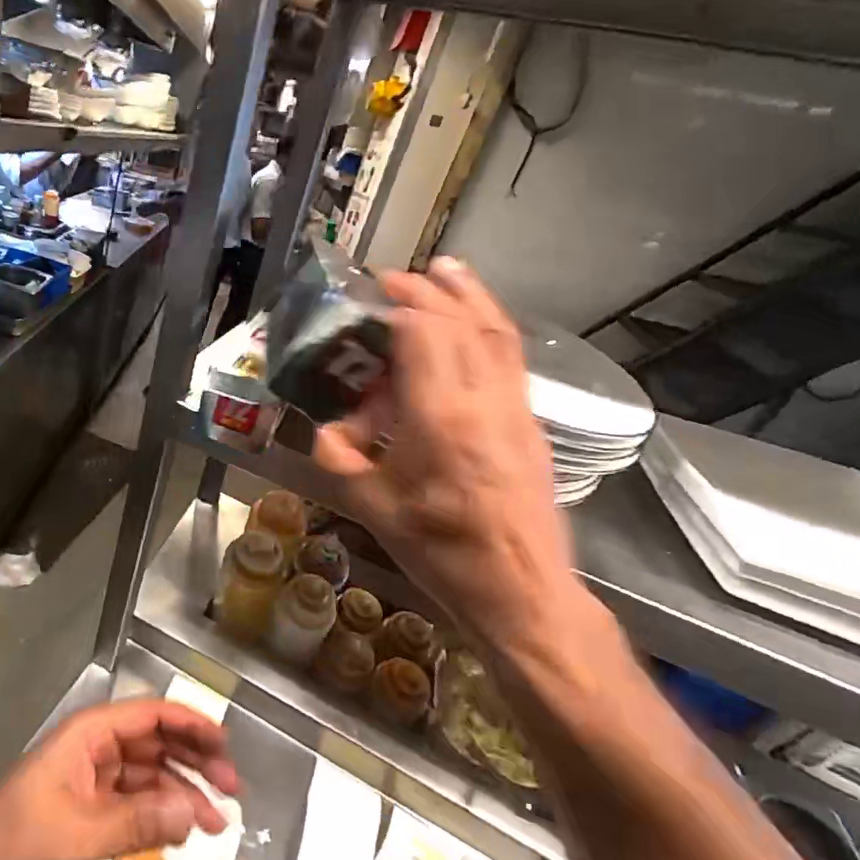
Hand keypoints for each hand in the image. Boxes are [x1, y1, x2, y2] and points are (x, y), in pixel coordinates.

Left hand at [0, 699, 239, 859]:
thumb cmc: (13, 845)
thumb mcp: (78, 834)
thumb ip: (140, 821)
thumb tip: (197, 811)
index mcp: (89, 735)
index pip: (151, 714)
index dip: (191, 724)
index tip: (225, 745)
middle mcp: (95, 749)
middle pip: (156, 743)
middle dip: (194, 761)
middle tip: (230, 788)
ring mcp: (92, 780)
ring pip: (150, 775)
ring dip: (182, 792)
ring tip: (216, 818)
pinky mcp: (90, 812)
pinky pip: (136, 804)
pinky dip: (161, 815)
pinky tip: (183, 831)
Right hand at [312, 258, 580, 642]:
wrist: (520, 590)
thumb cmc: (440, 552)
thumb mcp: (369, 506)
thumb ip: (340, 457)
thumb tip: (329, 429)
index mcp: (438, 417)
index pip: (422, 334)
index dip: (392, 309)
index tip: (366, 301)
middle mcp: (483, 399)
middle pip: (460, 321)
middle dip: (425, 291)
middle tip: (392, 279)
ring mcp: (514, 407)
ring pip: (496, 331)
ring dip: (468, 295)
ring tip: (444, 270)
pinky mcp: (530, 421)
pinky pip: (510, 356)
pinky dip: (490, 325)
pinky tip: (474, 321)